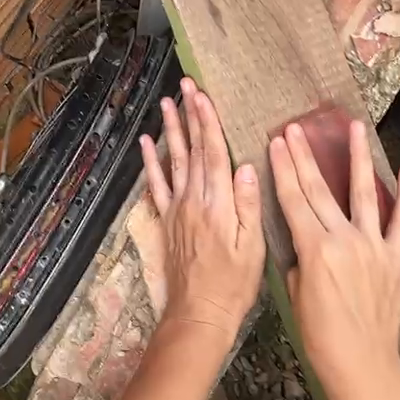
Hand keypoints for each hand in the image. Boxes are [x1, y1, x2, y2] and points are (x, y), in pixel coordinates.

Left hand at [139, 78, 264, 342]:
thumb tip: (249, 166)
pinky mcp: (166, 221)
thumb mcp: (253, 250)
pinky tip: (146, 142)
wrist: (197, 315)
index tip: (203, 95)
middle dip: (190, 115)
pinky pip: (156, 185)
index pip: (214, 154)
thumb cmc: (233, 286)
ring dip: (171, 130)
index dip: (208, 122)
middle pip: (193, 150)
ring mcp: (177, 209)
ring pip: (174, 161)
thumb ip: (249, 206)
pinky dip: (150, 162)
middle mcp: (194, 200)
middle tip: (186, 85)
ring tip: (166, 102)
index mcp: (219, 205)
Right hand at [270, 119, 399, 399]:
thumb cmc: (319, 336)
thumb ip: (299, 257)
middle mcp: (344, 239)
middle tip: (295, 127)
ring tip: (353, 126)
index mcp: (314, 249)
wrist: (363, 366)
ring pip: (362, 192)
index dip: (283, 168)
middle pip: (318, 189)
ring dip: (356, 157)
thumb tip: (305, 237)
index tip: (277, 141)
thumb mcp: (294, 293)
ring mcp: (373, 246)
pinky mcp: (395, 257)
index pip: (293, 199)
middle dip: (304, 156)